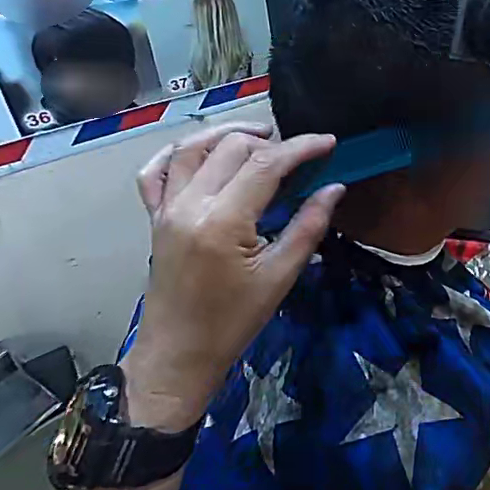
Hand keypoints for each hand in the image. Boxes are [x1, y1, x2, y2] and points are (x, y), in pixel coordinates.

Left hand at [120, 123, 340, 430]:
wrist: (178, 355)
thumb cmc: (233, 321)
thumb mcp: (281, 276)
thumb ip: (309, 225)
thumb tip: (335, 187)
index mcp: (222, 222)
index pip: (265, 164)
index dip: (301, 147)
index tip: (329, 143)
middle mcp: (189, 205)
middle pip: (232, 148)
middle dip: (272, 142)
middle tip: (301, 157)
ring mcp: (165, 209)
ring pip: (193, 148)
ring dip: (229, 134)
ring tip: (262, 136)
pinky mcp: (154, 218)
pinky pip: (157, 171)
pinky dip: (180, 152)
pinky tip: (205, 150)